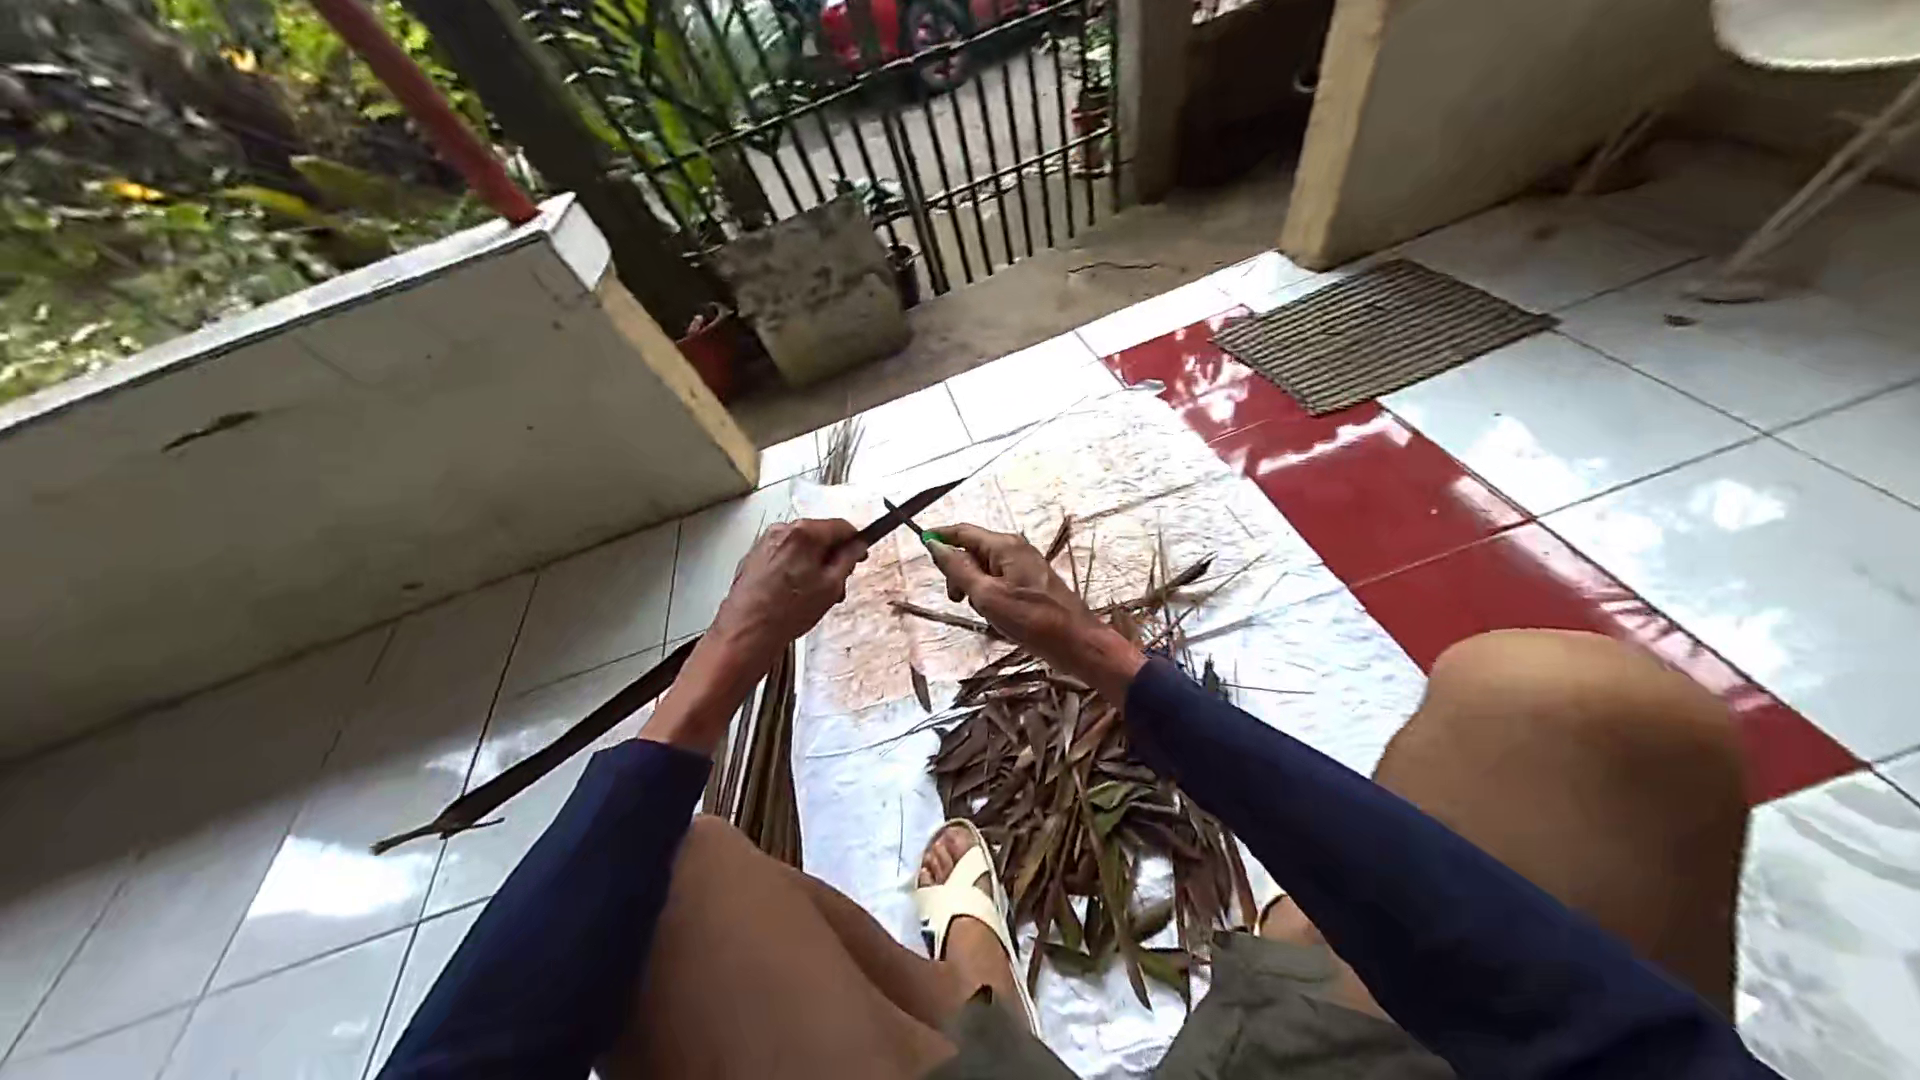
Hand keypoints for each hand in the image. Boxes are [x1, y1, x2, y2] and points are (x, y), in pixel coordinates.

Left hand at [645, 519, 865, 754]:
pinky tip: (796, 595)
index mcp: (803, 532)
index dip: (856, 541)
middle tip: (839, 581)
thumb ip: (848, 559)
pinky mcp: (754, 559)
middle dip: (832, 556)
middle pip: (819, 535)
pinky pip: (784, 556)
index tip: (860, 553)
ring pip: (801, 547)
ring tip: (816, 595)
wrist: (746, 633)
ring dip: (814, 564)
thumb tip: (856, 546)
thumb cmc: (783, 613)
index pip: (841, 526)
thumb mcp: (831, 586)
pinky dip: (794, 569)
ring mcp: (765, 544)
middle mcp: (781, 531)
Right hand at [925, 524, 1145, 702]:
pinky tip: (997, 616)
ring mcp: (1024, 566)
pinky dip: (989, 596)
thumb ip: (959, 570)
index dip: (940, 537)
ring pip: (984, 569)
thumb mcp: (986, 596)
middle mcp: (1015, 549)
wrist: (1076, 643)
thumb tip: (935, 545)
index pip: (963, 531)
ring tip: (983, 612)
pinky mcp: (1030, 583)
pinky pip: (999, 582)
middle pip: (973, 550)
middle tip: (957, 599)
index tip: (920, 546)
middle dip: (958, 572)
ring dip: (974, 588)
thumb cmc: (1031, 620)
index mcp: (1005, 546)